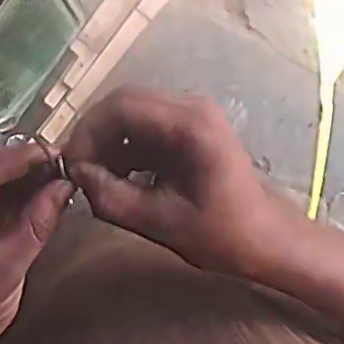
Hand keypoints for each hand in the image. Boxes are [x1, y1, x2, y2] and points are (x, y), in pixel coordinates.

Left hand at [0, 141, 73, 343]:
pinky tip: (42, 184)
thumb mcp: (7, 267)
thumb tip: (63, 186)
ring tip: (57, 170)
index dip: (22, 158)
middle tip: (61, 159)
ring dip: (24, 171)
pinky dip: (18, 185)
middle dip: (25, 161)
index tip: (53, 152)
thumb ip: (36, 223)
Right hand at [65, 86, 297, 278]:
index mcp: (190, 124)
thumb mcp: (162, 223)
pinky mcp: (187, 127)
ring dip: (107, 141)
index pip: (121, 107)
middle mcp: (190, 107)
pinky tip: (116, 177)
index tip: (72, 165)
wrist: (271, 241)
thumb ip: (112, 198)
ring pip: (130, 113)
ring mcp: (190, 114)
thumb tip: (76, 174)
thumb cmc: (225, 235)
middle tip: (78, 169)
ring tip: (94, 177)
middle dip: (94, 134)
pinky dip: (124, 148)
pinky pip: (144, 126)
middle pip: (123, 103)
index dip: (88, 132)